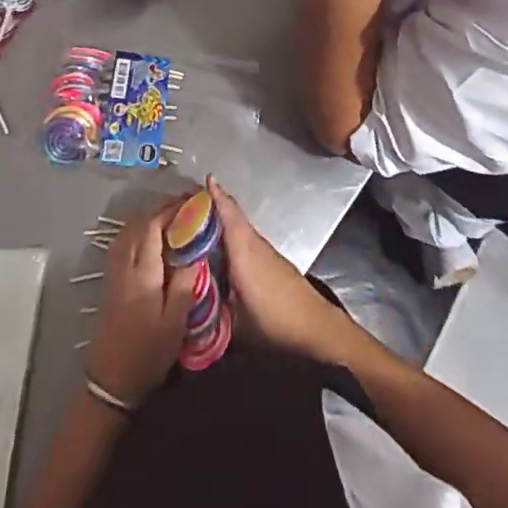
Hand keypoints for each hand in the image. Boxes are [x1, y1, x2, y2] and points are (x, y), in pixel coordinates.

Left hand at [85, 200, 192, 404]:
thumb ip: (184, 286)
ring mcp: (114, 272)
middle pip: (138, 224)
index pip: (152, 227)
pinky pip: (124, 242)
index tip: (192, 201)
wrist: (111, 379)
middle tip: (186, 205)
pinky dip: (139, 230)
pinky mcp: (111, 280)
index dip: (170, 209)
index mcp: (142, 273)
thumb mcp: (174, 324)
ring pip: (128, 232)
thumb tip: (196, 254)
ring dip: (149, 217)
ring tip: (173, 216)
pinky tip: (152, 237)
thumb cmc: (147, 353)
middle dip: (161, 209)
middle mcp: (124, 266)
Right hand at [207, 177, 379, 367]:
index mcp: (244, 251)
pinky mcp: (275, 264)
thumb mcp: (235, 319)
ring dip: (225, 222)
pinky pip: (249, 242)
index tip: (206, 178)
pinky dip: (235, 237)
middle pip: (234, 218)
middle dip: (215, 206)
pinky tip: (225, 250)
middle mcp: (256, 245)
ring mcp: (268, 253)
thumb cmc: (274, 321)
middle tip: (191, 203)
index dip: (217, 196)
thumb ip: (213, 305)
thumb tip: (194, 298)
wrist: (316, 329)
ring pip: (242, 230)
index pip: (229, 215)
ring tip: (202, 224)